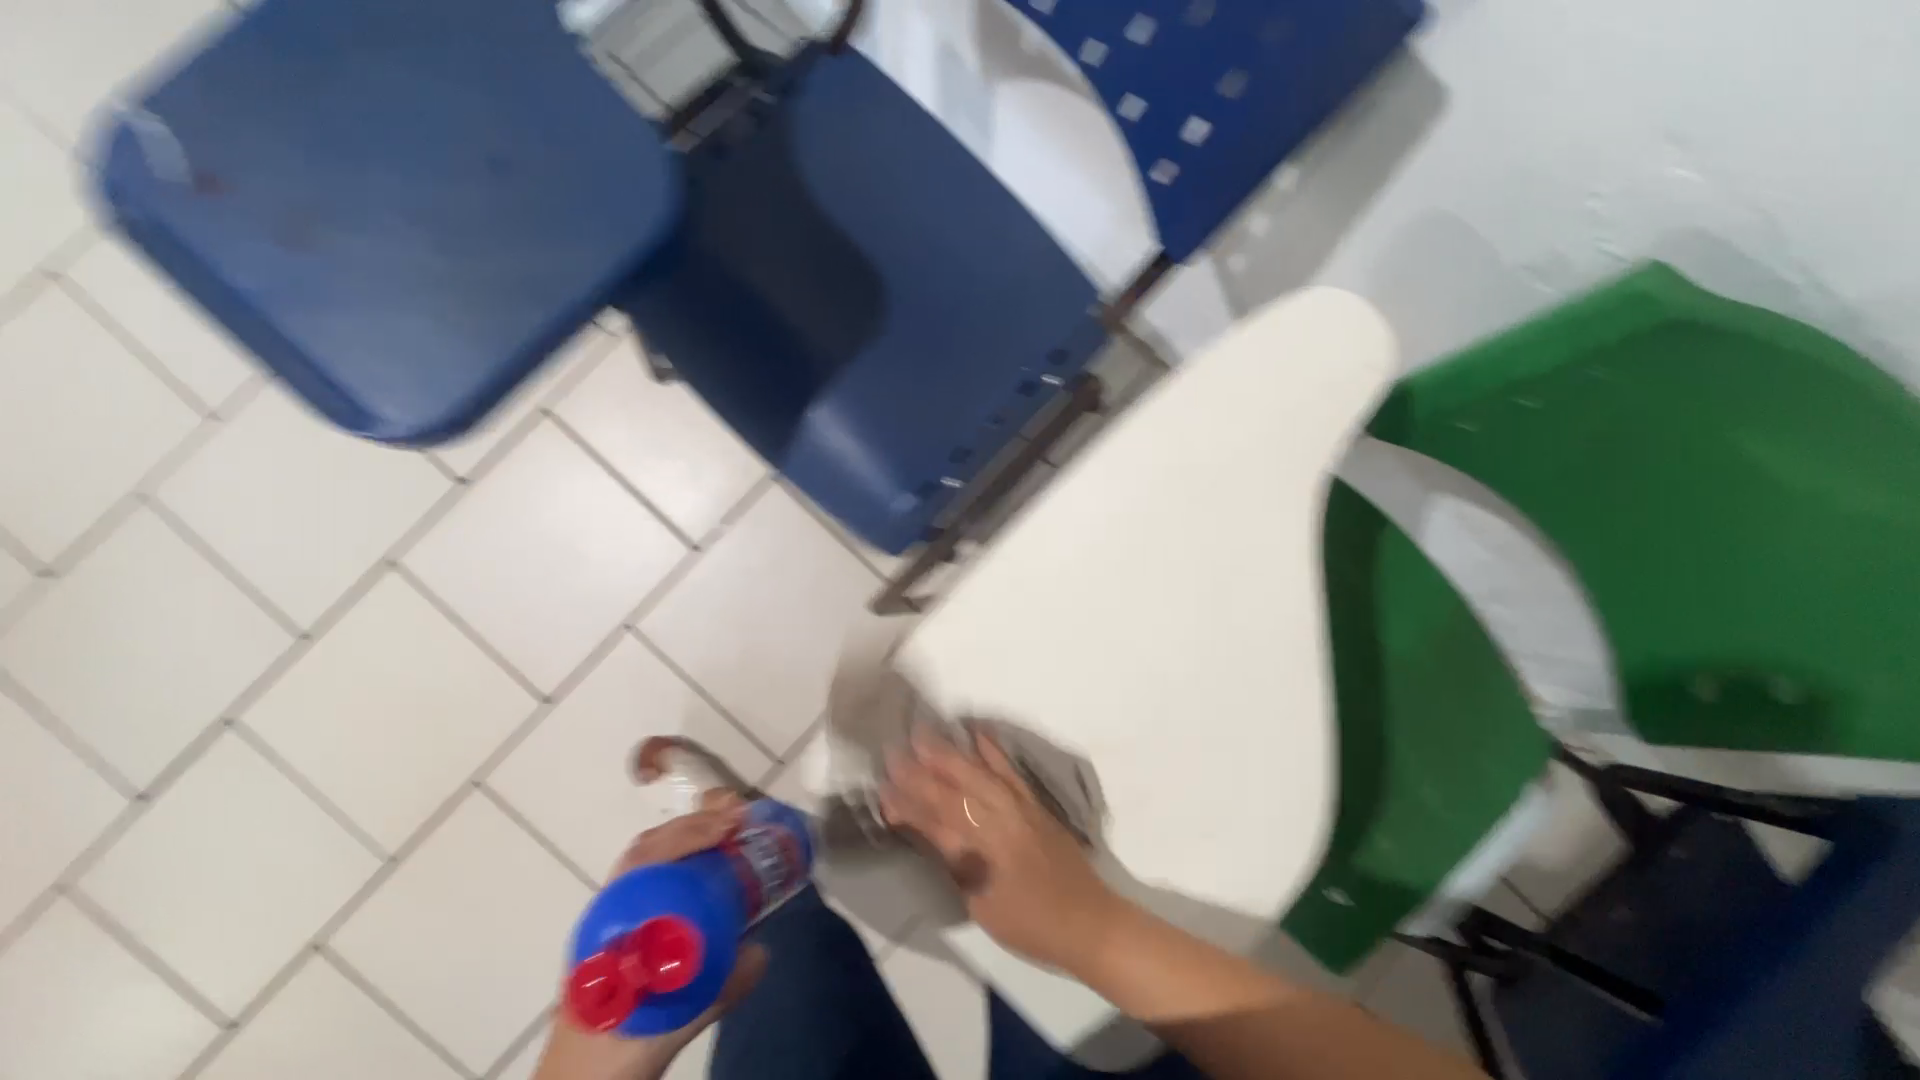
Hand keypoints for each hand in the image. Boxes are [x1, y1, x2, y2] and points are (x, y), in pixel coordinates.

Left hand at [535, 794, 768, 1079]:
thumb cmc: (619, 1046)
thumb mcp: (672, 1020)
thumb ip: (718, 987)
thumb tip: (761, 950)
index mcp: (611, 922)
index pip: (646, 857)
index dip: (689, 832)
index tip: (730, 823)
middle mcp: (609, 912)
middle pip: (648, 850)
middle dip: (694, 825)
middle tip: (739, 819)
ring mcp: (615, 922)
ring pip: (649, 864)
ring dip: (688, 842)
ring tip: (730, 835)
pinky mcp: (626, 938)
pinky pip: (655, 888)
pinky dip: (684, 869)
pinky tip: (711, 879)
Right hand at [879, 726, 1125, 973]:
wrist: (1087, 921)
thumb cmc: (1029, 924)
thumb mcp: (980, 905)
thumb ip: (953, 864)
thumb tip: (923, 832)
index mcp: (980, 853)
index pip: (934, 821)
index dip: (906, 804)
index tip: (882, 788)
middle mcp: (997, 822)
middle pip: (953, 790)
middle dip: (921, 769)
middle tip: (893, 750)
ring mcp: (1019, 808)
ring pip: (978, 773)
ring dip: (948, 753)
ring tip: (923, 734)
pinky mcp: (1035, 804)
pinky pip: (1009, 771)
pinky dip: (992, 751)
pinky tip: (977, 734)